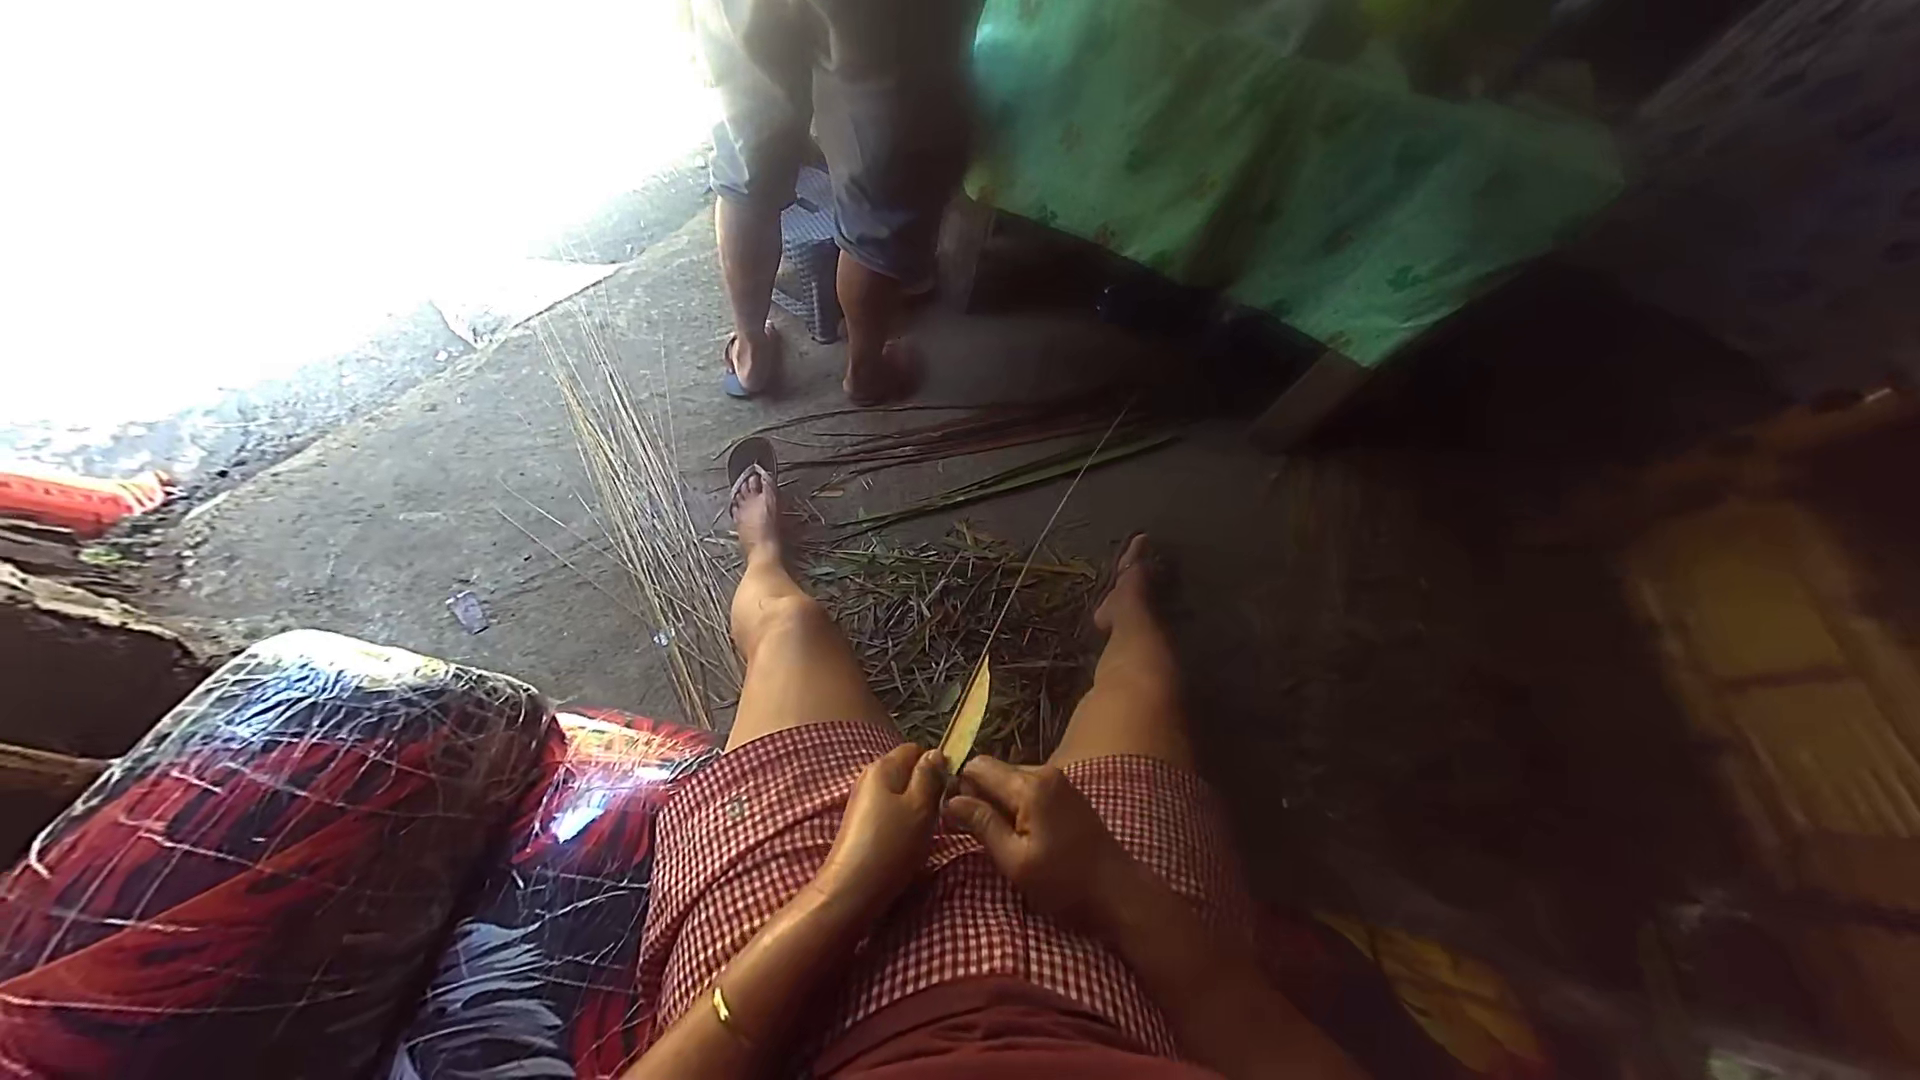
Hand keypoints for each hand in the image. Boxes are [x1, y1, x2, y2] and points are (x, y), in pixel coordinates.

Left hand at [814, 744, 946, 920]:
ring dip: (916, 808)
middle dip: (926, 788)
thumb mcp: (920, 807)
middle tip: (939, 812)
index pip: (916, 749)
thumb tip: (937, 753)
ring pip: (900, 793)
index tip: (949, 789)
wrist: (851, 891)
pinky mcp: (861, 822)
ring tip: (924, 830)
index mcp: (883, 766)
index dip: (936, 765)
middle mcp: (869, 776)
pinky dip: (902, 822)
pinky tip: (907, 841)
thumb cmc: (891, 846)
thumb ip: (930, 776)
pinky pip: (890, 811)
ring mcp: (863, 800)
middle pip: (907, 771)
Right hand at [943, 755, 1139, 930]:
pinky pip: (1027, 786)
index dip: (961, 788)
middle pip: (993, 770)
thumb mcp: (1016, 861)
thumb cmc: (1065, 883)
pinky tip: (1020, 834)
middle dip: (978, 795)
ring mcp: (1057, 779)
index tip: (955, 818)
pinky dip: (1015, 804)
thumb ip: (982, 824)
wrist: (1118, 891)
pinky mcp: (1065, 790)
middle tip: (975, 834)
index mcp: (1029, 786)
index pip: (978, 766)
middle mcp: (1043, 771)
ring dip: (997, 802)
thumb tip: (949, 800)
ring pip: (1008, 778)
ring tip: (998, 838)